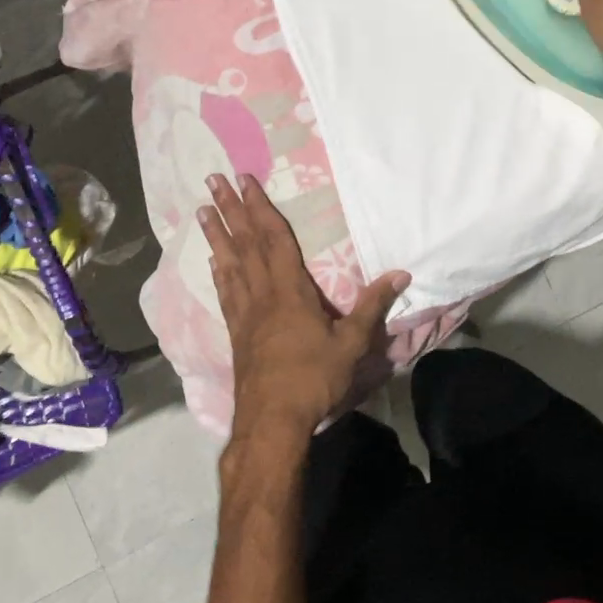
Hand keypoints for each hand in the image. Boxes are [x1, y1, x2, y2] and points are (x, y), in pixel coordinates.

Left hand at [199, 173, 409, 437]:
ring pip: (229, 264)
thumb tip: (401, 273)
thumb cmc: (314, 379)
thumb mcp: (352, 344)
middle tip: (213, 179)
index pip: (274, 239)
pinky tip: (213, 261)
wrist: (272, 422)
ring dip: (217, 234)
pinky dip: (219, 272)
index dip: (261, 207)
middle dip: (230, 209)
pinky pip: (226, 293)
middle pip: (245, 244)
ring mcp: (245, 314)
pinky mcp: (237, 334)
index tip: (245, 180)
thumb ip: (372, 306)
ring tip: (202, 210)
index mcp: (290, 291)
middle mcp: (263, 295)